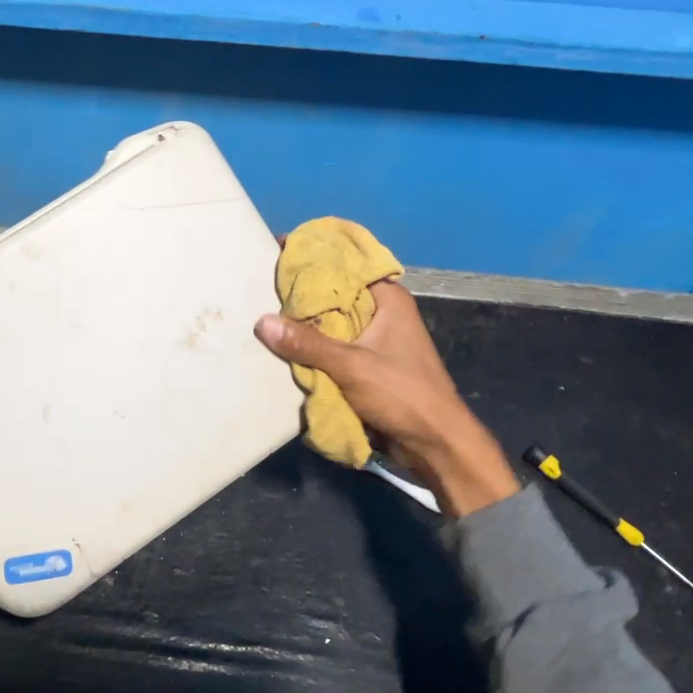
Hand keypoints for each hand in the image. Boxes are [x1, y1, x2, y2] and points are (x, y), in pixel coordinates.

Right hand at [256, 281, 519, 515]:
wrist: (435, 444)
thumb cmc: (404, 395)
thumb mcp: (352, 366)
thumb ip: (308, 344)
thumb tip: (262, 322)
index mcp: (387, 299)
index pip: (344, 264)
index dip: (312, 255)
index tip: (276, 248)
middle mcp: (380, 313)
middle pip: (333, 294)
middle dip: (299, 293)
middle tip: (257, 284)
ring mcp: (373, 340)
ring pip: (329, 323)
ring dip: (302, 324)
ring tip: (260, 311)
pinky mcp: (365, 366)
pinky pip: (331, 348)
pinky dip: (310, 348)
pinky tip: (280, 347)